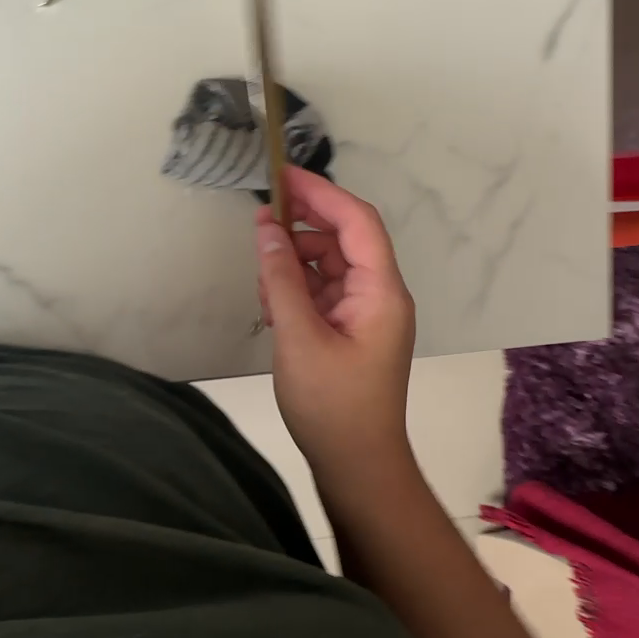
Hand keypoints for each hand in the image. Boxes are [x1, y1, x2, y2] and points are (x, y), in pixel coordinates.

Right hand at [254, 168, 416, 458]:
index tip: (282, 174)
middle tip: (257, 215)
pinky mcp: (347, 330)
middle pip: (342, 239)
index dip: (321, 192)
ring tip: (261, 274)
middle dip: (301, 224)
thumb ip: (282, 280)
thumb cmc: (332, 404)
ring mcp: (363, 313)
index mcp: (381, 292)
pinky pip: (321, 291)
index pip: (356, 222)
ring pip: (328, 265)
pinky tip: (270, 300)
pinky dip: (294, 287)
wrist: (356, 463)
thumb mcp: (299, 338)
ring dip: (293, 260)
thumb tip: (266, 229)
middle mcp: (378, 294)